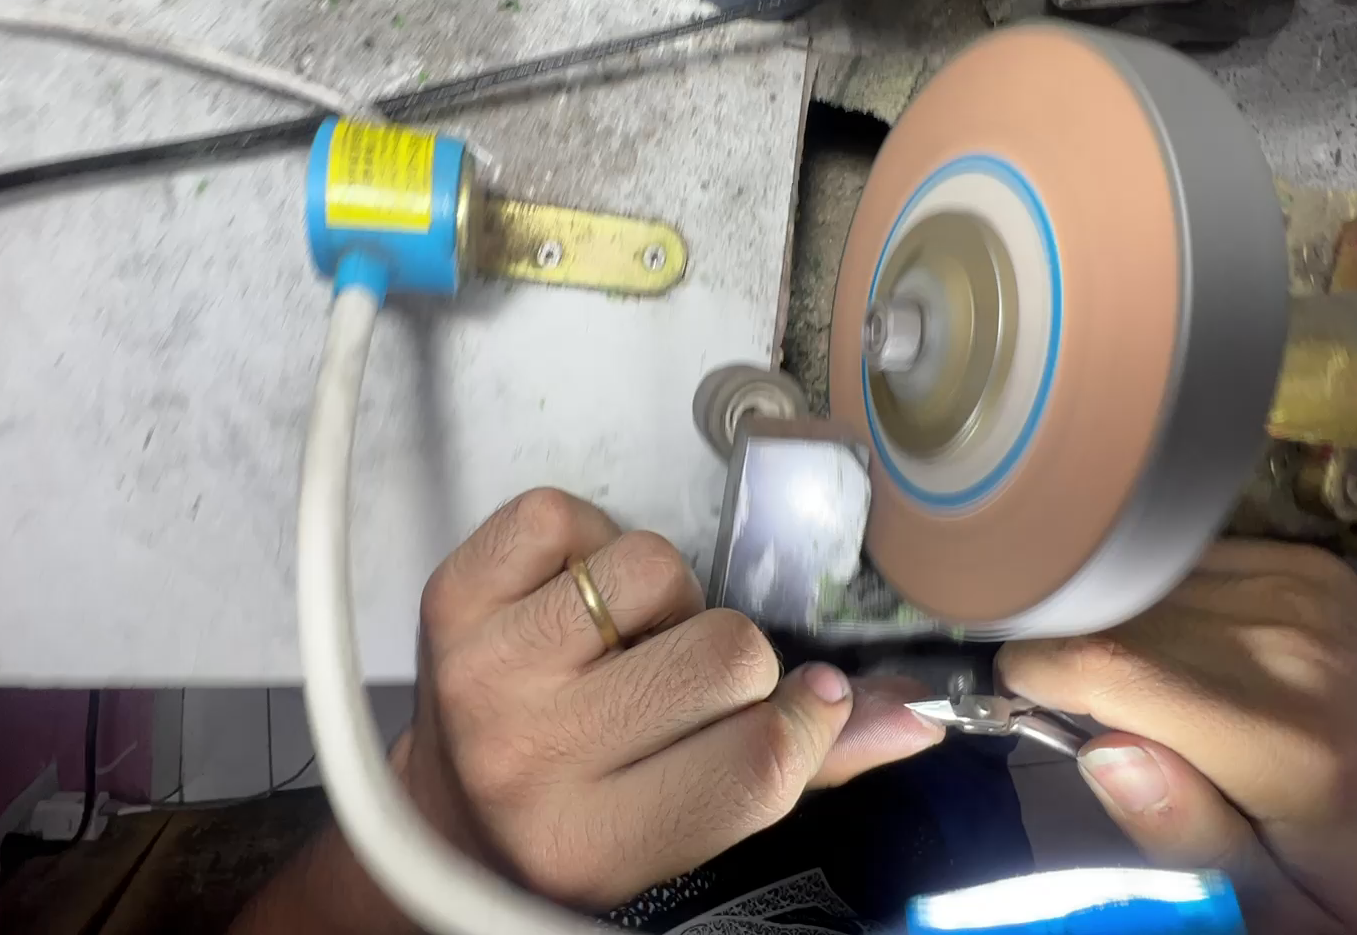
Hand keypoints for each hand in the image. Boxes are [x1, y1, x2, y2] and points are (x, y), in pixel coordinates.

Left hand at [394, 488, 943, 909]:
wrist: (447, 809)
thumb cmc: (582, 814)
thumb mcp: (685, 821)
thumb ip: (801, 768)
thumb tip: (909, 714)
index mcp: (595, 844)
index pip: (757, 764)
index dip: (808, 714)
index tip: (808, 694)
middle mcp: (530, 759)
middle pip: (724, 651)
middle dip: (726, 653)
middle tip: (679, 675)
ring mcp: (484, 668)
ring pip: (656, 566)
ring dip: (661, 595)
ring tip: (623, 636)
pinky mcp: (451, 594)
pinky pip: (561, 513)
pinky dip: (587, 537)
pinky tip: (570, 593)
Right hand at [996, 540, 1356, 934]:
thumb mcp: (1268, 897)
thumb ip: (1177, 830)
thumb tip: (1102, 749)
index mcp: (1281, 738)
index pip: (1101, 663)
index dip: (1035, 672)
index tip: (1026, 695)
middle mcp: (1287, 643)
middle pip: (1108, 615)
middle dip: (1071, 653)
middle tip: (1095, 702)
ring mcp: (1297, 589)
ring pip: (1136, 583)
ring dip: (1116, 625)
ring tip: (1155, 677)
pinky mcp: (1301, 561)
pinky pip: (1179, 563)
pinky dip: (1160, 600)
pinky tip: (1194, 640)